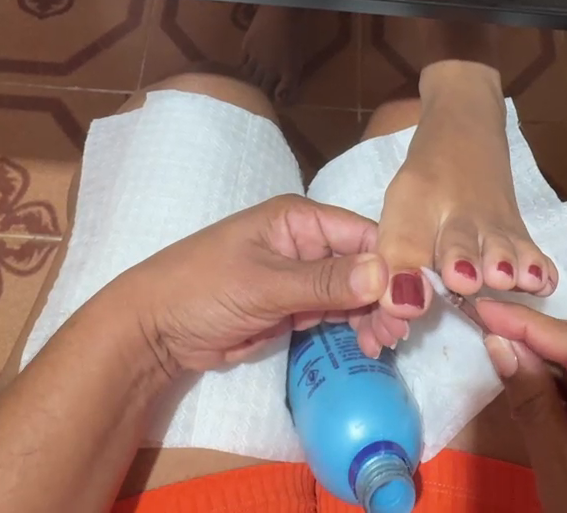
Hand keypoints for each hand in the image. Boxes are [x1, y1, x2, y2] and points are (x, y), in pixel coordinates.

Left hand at [102, 195, 389, 377]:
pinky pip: (334, 314)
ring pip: (353, 292)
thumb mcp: (265, 284)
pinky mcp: (293, 307)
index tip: (411, 302)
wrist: (155, 330)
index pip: (360, 235)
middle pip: (362, 265)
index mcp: (299, 218)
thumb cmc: (204, 288)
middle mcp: (306, 242)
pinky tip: (366, 347)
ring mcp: (300, 276)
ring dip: (371, 316)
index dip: (390, 264)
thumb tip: (386, 274)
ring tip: (383, 345)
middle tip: (396, 334)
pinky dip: (352, 329)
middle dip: (383, 296)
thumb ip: (325, 282)